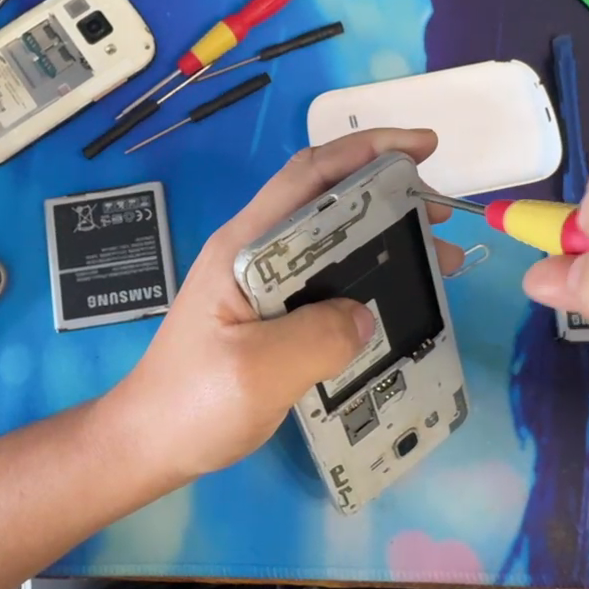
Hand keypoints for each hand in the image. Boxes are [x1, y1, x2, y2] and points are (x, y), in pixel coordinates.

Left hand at [102, 129, 463, 483]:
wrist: (149, 441)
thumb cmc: (192, 403)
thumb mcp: (258, 371)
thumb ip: (317, 338)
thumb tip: (364, 314)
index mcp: (244, 246)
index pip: (308, 175)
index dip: (366, 150)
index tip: (422, 148)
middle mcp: (252, 251)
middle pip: (325, 200)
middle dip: (388, 194)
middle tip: (440, 215)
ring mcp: (259, 282)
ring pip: (330, 241)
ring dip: (384, 240)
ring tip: (437, 260)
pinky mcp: (268, 312)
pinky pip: (325, 281)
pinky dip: (367, 277)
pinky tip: (394, 300)